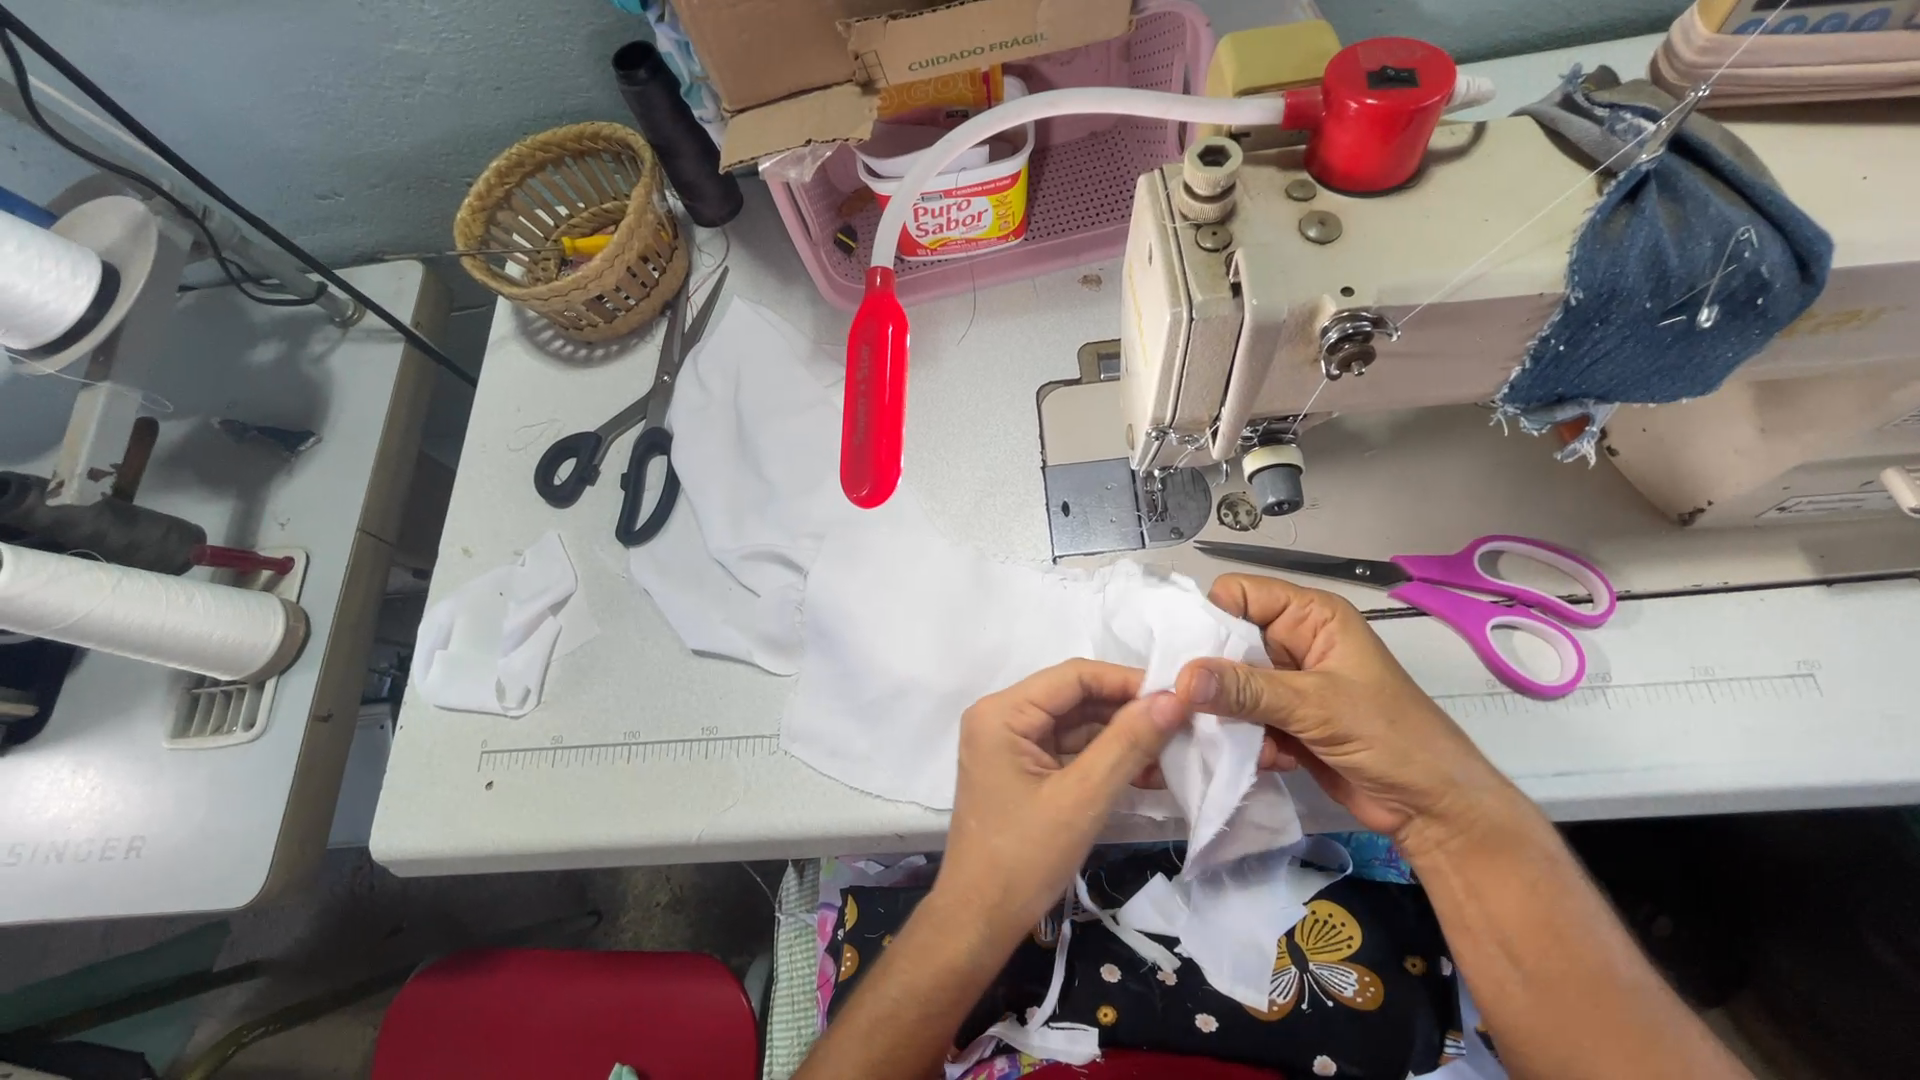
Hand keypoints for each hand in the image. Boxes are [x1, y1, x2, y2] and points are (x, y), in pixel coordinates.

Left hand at [938, 660, 1190, 943]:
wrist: (980, 921)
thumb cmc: (1024, 858)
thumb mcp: (1083, 798)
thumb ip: (1128, 744)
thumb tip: (1174, 699)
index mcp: (1002, 713)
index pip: (1074, 676)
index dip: (1128, 681)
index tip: (1179, 696)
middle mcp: (1002, 718)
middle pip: (1076, 698)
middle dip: (1129, 712)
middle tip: (1184, 726)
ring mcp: (1011, 746)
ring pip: (1078, 726)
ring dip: (1123, 739)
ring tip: (1174, 754)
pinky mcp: (1023, 771)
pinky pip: (1071, 752)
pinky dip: (1107, 761)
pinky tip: (1149, 775)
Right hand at [1176, 574, 1523, 856]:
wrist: (1433, 809)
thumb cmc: (1391, 738)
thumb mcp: (1316, 706)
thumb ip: (1246, 690)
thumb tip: (1180, 678)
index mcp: (1309, 617)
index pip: (1238, 595)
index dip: (1208, 617)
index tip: (1182, 655)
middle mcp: (1293, 643)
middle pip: (1226, 641)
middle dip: (1207, 673)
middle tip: (1185, 702)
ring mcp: (1286, 685)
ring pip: (1227, 685)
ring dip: (1225, 714)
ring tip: (1232, 738)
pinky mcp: (1282, 722)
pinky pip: (1240, 719)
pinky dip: (1243, 740)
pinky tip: (1266, 760)